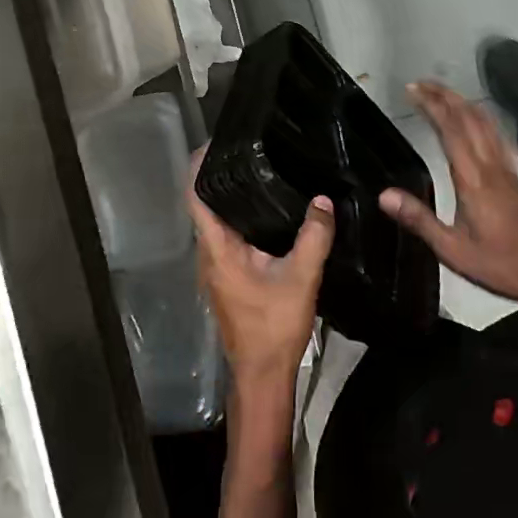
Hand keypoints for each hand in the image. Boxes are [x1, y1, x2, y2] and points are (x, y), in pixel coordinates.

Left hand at [188, 149, 334, 386]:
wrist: (262, 372)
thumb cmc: (274, 325)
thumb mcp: (300, 279)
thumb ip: (313, 238)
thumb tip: (323, 200)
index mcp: (215, 246)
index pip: (195, 196)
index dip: (198, 167)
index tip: (213, 144)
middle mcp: (207, 251)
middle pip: (203, 204)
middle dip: (218, 176)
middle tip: (243, 151)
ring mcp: (213, 264)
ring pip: (215, 220)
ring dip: (229, 198)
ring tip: (255, 171)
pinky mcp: (225, 274)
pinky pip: (226, 235)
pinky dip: (239, 218)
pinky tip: (263, 211)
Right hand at [379, 81, 517, 307]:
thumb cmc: (499, 263)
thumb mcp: (452, 248)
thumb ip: (418, 219)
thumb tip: (383, 195)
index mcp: (473, 179)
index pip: (451, 130)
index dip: (432, 106)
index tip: (412, 90)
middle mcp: (492, 167)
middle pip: (470, 119)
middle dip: (445, 96)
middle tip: (421, 84)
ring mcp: (507, 170)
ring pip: (487, 124)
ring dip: (463, 103)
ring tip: (442, 94)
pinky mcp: (516, 178)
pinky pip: (498, 137)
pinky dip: (482, 120)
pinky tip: (476, 121)